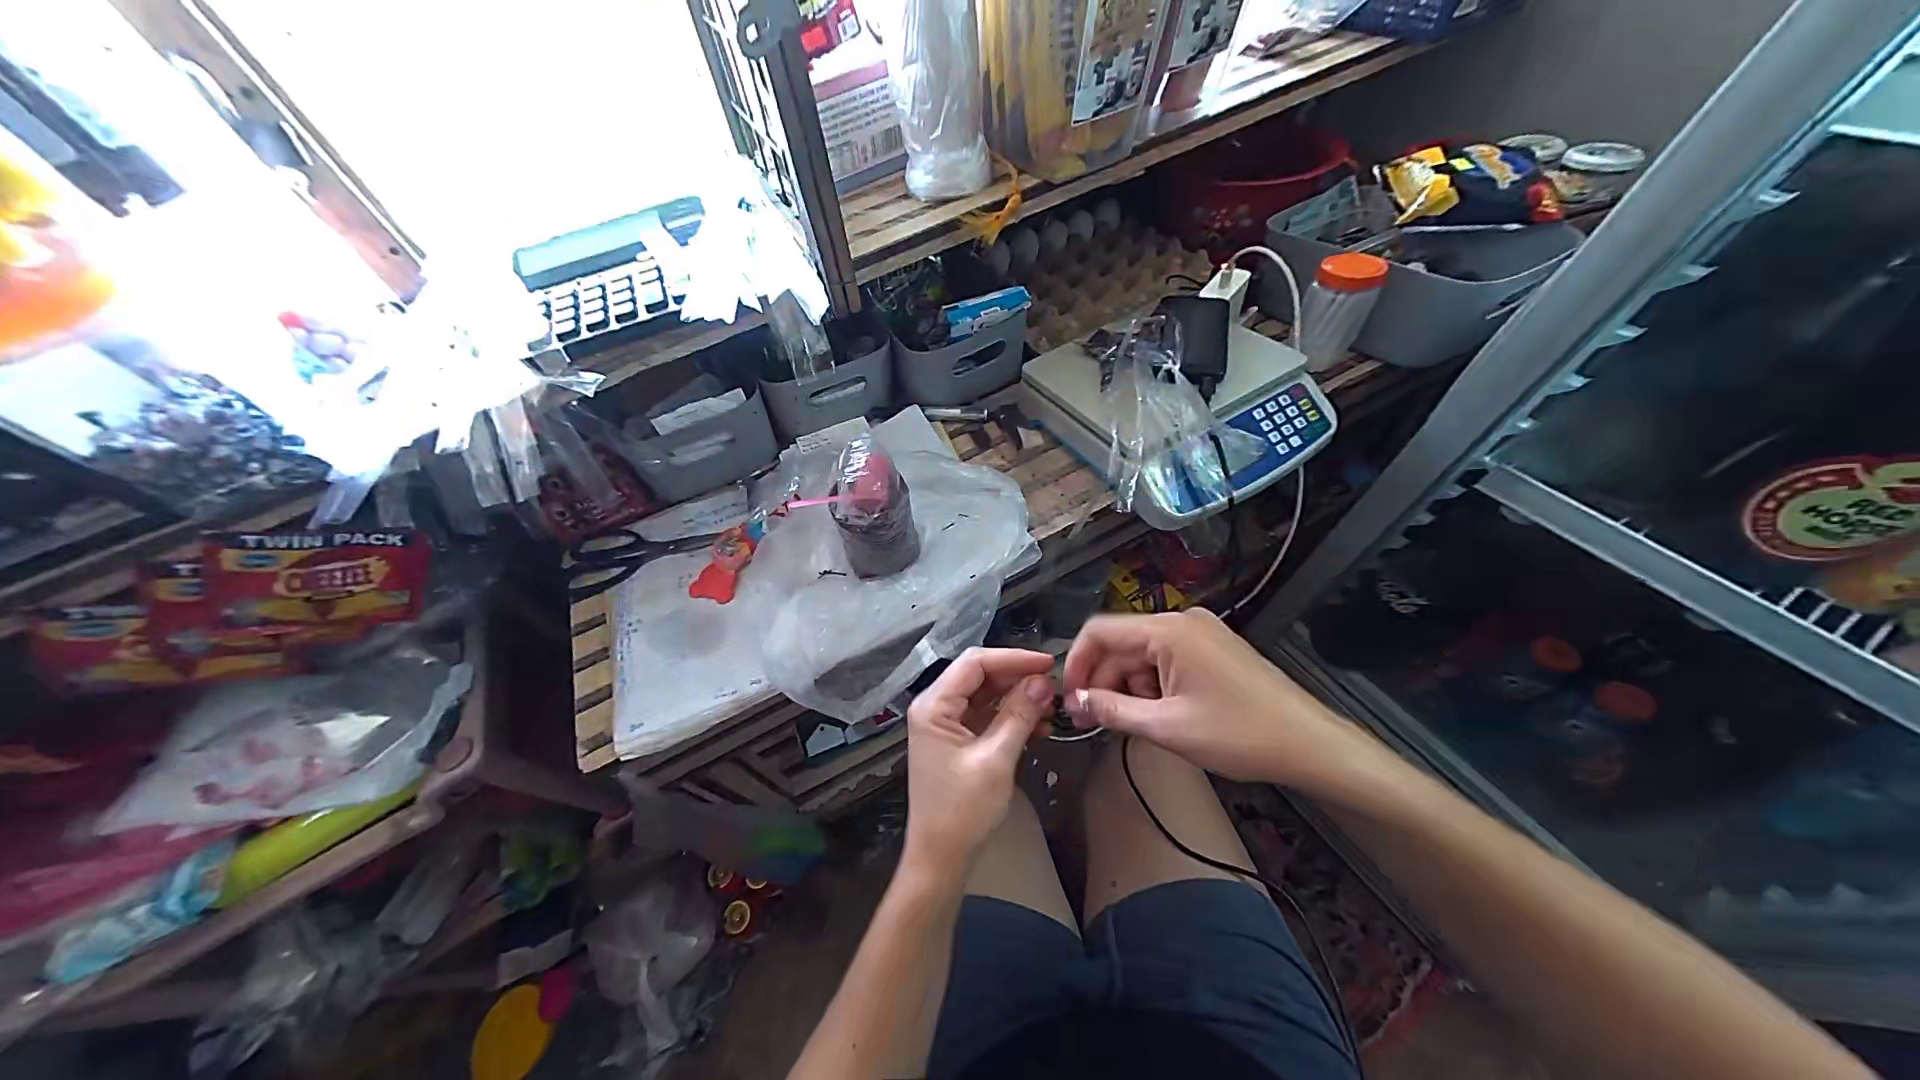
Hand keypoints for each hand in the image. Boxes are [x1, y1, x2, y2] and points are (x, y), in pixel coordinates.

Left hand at [902, 648, 1054, 878]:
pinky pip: (986, 717)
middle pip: (980, 676)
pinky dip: (1011, 718)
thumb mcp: (995, 760)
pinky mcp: (957, 741)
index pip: (975, 663)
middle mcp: (935, 707)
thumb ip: (1019, 715)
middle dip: (1017, 678)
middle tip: (1053, 686)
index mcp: (933, 706)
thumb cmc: (962, 811)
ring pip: (986, 696)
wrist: (941, 858)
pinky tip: (1038, 726)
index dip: (1013, 658)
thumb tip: (1043, 682)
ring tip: (1050, 708)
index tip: (1048, 663)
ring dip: (1018, 698)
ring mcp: (946, 724)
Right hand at [1063, 610, 1403, 805]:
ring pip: (1142, 655)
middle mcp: (1182, 621)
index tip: (1070, 700)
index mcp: (1168, 630)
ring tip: (1135, 724)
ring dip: (1129, 687)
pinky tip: (1161, 714)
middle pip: (1121, 644)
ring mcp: (1201, 633)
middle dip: (1104, 682)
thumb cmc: (1239, 734)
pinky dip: (1153, 685)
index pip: (1099, 631)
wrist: (1308, 743)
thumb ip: (1112, 710)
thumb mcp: (1166, 727)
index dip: (1077, 665)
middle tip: (1093, 723)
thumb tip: (1076, 702)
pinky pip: (1166, 659)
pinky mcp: (1213, 648)